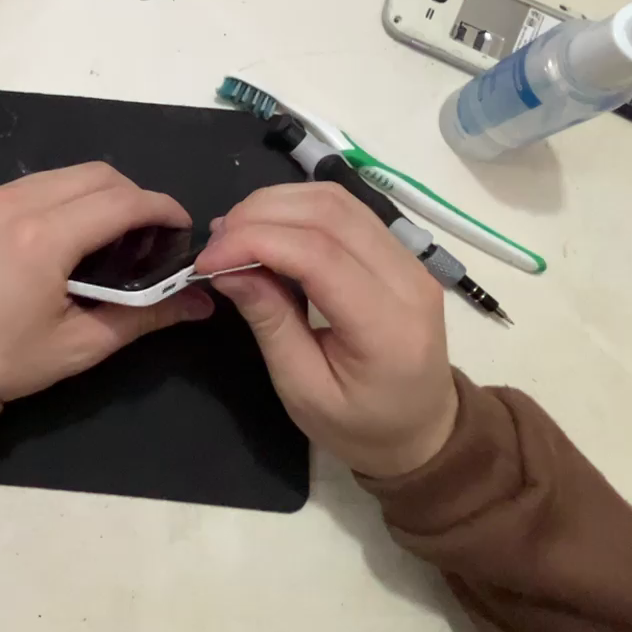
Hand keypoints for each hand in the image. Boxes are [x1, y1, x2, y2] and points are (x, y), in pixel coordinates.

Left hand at [0, 163, 216, 400]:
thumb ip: (145, 315)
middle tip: (146, 234)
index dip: (162, 208)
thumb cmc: (3, 360)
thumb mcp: (79, 345)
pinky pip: (26, 185)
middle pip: (96, 174)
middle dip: (132, 197)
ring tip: (105, 233)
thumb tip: (201, 302)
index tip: (181, 227)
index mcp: (43, 238)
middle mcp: (14, 202)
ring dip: (93, 194)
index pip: (122, 202)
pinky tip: (54, 235)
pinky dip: (54, 199)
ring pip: (60, 174)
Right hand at [193, 183, 456, 477]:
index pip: (317, 254)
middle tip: (215, 243)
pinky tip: (264, 227)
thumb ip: (269, 322)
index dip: (254, 243)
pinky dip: (295, 207)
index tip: (207, 260)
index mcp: (386, 327)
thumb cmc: (359, 425)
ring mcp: (409, 259)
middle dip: (258, 216)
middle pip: (327, 213)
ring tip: (233, 232)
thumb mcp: (302, 389)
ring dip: (274, 204)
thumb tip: (226, 269)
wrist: (424, 432)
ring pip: (335, 199)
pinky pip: (344, 208)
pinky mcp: (398, 250)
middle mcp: (407, 279)